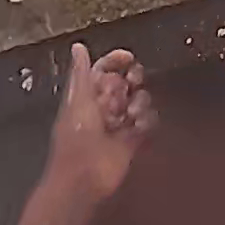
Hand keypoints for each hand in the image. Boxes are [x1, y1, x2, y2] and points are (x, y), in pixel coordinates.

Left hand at [45, 43, 155, 203]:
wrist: (83, 178)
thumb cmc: (76, 138)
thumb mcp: (78, 100)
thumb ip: (81, 73)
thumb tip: (78, 46)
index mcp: (87, 95)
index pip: (104, 70)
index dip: (116, 61)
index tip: (128, 58)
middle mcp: (104, 106)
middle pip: (125, 82)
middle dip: (132, 80)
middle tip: (133, 83)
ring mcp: (119, 123)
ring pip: (139, 101)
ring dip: (139, 103)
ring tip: (132, 113)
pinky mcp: (133, 140)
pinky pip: (148, 123)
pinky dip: (147, 121)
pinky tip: (139, 125)